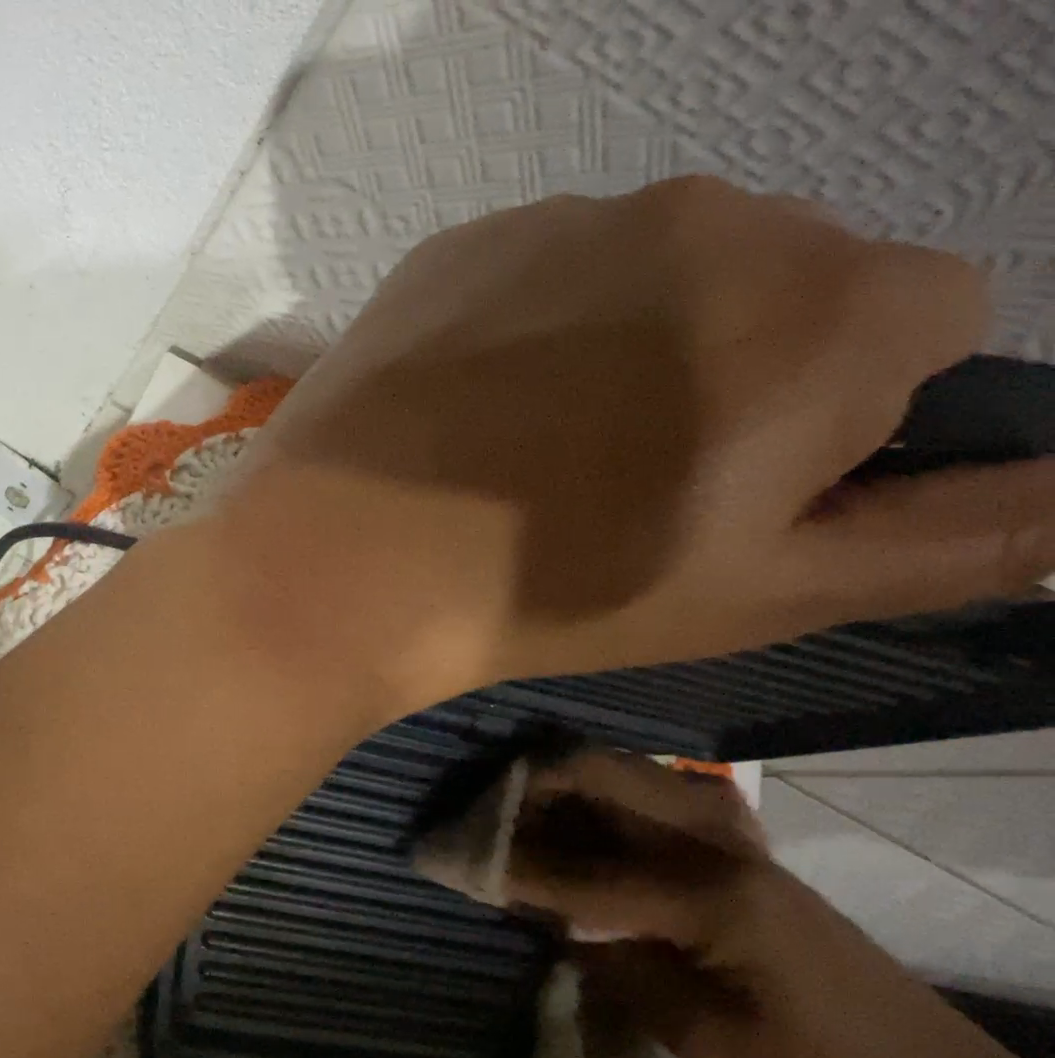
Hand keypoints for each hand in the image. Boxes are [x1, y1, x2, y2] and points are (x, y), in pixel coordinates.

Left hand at [213, 176, 1054, 721]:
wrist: (349, 555)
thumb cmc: (562, 583)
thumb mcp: (777, 587)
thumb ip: (960, 531)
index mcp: (830, 300)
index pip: (927, 318)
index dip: (855, 407)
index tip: (756, 474)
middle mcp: (708, 218)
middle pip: (787, 275)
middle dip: (749, 356)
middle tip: (635, 462)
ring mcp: (564, 218)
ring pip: (657, 265)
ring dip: (635, 332)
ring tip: (541, 436)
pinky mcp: (458, 240)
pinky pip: (540, 266)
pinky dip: (533, 319)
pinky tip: (471, 399)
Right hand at [489, 753, 1041, 1057]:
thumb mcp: (713, 1045)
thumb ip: (621, 970)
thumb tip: (552, 919)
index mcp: (710, 891)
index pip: (574, 869)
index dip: (504, 864)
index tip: (443, 852)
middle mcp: (719, 840)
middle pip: (600, 773)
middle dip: (531, 785)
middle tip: (482, 812)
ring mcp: (736, 834)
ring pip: (628, 769)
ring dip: (567, 782)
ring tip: (522, 811)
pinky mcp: (743, 846)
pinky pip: (656, 793)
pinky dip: (606, 794)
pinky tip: (584, 821)